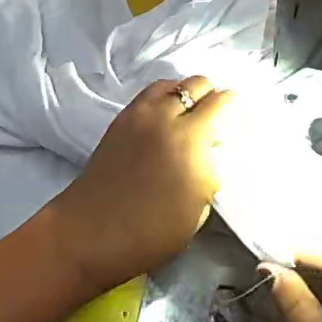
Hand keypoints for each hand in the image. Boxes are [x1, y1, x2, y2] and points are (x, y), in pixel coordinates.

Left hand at [46, 76, 226, 291]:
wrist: (86, 237)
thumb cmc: (150, 232)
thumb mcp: (199, 208)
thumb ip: (210, 171)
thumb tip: (209, 153)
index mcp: (191, 138)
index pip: (220, 102)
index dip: (232, 103)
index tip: (235, 112)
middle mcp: (166, 118)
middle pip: (197, 84)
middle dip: (210, 94)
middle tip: (213, 115)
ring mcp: (139, 116)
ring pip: (171, 83)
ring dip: (185, 92)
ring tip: (188, 112)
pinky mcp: (119, 122)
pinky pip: (149, 94)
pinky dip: (163, 96)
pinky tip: (164, 116)